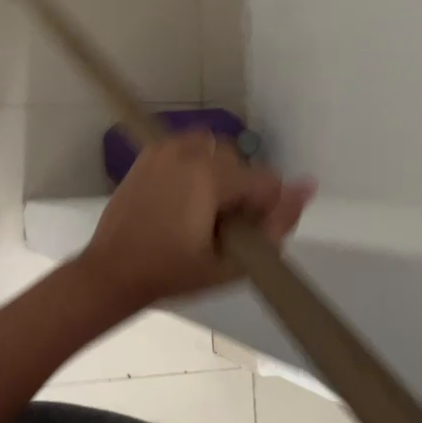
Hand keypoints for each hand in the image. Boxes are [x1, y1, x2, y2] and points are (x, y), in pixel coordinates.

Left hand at [75, 130, 315, 309]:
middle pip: (237, 161)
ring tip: (203, 210)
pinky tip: (182, 199)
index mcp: (209, 175)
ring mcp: (162, 150)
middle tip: (220, 225)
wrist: (112, 271)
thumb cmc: (172, 273)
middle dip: (238, 188)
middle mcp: (187, 152)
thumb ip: (276, 224)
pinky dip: (192, 166)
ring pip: (211, 149)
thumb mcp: (232, 262)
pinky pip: (184, 149)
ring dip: (216, 173)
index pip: (264, 181)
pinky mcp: (146, 156)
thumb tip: (308, 186)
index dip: (262, 210)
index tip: (241, 235)